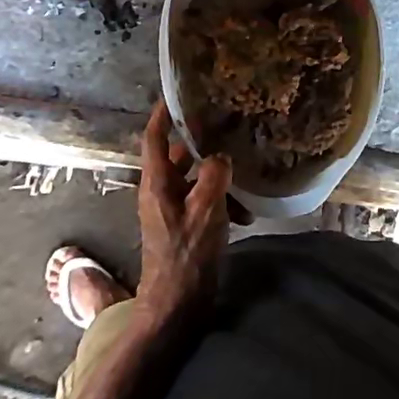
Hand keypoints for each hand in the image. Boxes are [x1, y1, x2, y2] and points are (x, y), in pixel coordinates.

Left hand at [135, 103, 232, 323]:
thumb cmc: (188, 254)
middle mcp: (160, 191)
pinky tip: (244, 212)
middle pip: (176, 155)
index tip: (174, 95)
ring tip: (241, 168)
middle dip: (199, 141)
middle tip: (224, 124)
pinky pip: (201, 200)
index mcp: (157, 183)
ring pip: (193, 178)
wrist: (178, 303)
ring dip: (216, 174)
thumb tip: (219, 156)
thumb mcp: (206, 210)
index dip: (162, 115)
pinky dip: (220, 200)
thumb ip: (213, 175)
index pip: (154, 138)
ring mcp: (171, 209)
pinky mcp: (184, 225)